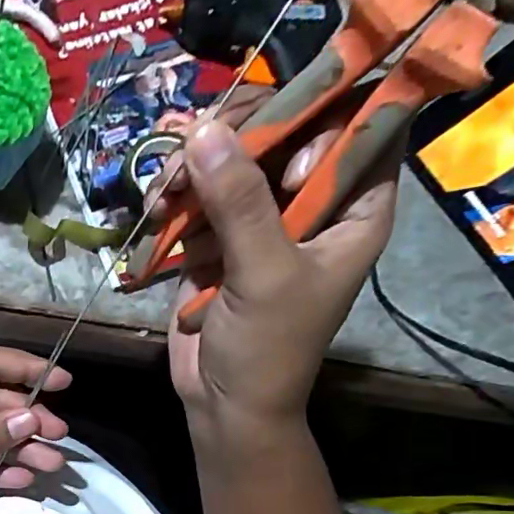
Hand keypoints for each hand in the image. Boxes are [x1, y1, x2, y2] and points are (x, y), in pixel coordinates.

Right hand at [153, 116, 397, 434]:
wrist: (225, 405)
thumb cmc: (268, 348)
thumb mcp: (264, 273)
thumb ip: (240, 202)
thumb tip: (204, 129)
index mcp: (354, 208)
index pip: (359, 123)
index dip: (322, 108)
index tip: (271, 128)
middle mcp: (311, 204)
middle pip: (284, 133)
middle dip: (235, 133)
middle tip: (191, 144)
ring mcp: (261, 220)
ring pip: (233, 160)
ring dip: (194, 165)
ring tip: (164, 189)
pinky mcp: (219, 239)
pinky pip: (201, 196)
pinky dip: (175, 195)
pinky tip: (155, 206)